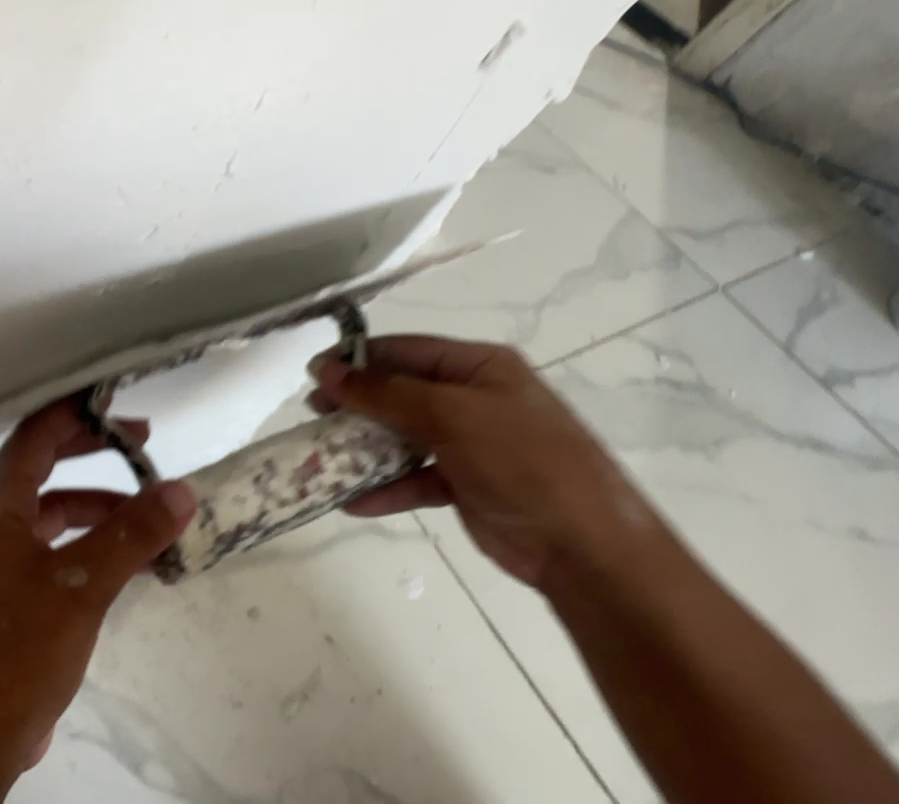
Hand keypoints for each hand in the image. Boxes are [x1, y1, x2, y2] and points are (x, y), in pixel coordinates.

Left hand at [0, 397, 195, 802]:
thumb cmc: (19, 649)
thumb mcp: (81, 586)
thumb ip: (131, 535)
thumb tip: (181, 490)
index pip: (36, 433)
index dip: (76, 410)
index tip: (120, 399)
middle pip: (44, 462)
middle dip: (94, 449)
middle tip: (145, 444)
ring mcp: (1, 554)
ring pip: (55, 507)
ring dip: (101, 504)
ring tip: (153, 513)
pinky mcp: (13, 587)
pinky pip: (57, 544)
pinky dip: (93, 541)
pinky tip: (133, 560)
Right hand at [309, 335, 665, 589]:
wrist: (586, 547)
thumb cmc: (522, 462)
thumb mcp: (450, 415)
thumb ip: (384, 393)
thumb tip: (325, 371)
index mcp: (479, 366)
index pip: (403, 350)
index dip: (356, 360)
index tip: (312, 377)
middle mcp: (473, 398)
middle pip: (399, 392)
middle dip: (355, 405)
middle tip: (315, 417)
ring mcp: (470, 442)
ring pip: (402, 436)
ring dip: (364, 448)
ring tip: (323, 458)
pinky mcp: (465, 483)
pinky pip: (414, 477)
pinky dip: (385, 487)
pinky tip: (353, 501)